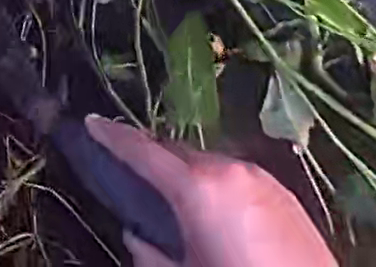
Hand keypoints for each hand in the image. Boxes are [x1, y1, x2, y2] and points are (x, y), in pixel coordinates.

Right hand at [86, 115, 335, 266]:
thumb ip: (151, 255)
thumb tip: (134, 234)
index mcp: (196, 187)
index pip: (141, 150)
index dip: (112, 135)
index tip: (91, 121)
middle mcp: (226, 168)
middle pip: (175, 151)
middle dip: (153, 159)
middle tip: (134, 174)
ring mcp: (259, 178)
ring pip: (207, 162)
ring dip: (187, 173)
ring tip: (180, 203)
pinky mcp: (284, 194)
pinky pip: (237, 177)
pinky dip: (218, 186)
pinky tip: (221, 218)